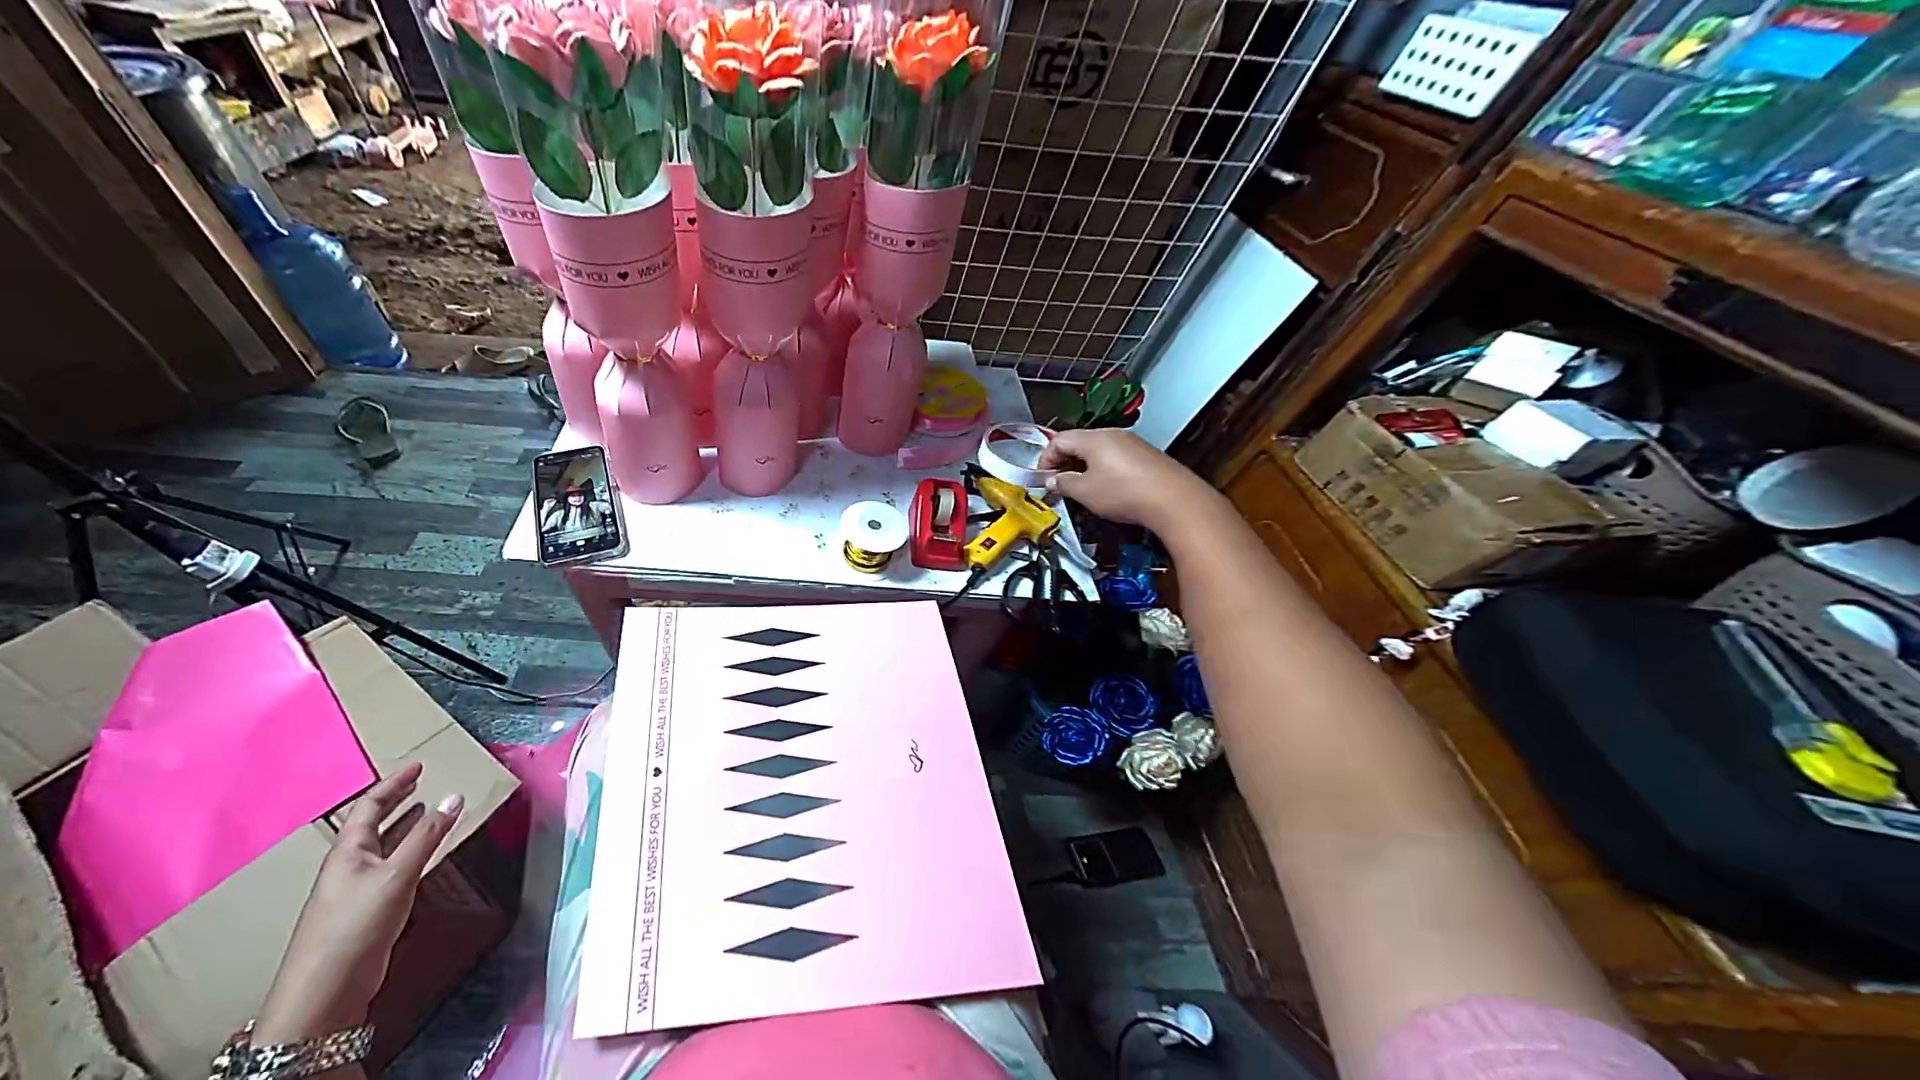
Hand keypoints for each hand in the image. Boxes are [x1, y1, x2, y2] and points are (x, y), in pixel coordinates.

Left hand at [254, 763, 462, 1045]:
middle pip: (373, 823)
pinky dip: (410, 849)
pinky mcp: (369, 906)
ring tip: (429, 809)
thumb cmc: (355, 924)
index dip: (394, 784)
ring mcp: (356, 886)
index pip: (370, 806)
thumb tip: (455, 797)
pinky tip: (424, 851)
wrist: (327, 986)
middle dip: (398, 801)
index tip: (417, 766)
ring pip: (384, 844)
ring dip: (406, 824)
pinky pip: (393, 864)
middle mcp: (349, 864)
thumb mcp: (396, 874)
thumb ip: (428, 836)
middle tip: (422, 782)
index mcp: (347, 851)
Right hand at [1040, 429, 1217, 531]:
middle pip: (1079, 444)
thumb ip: (1063, 484)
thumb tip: (1053, 481)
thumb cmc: (1128, 492)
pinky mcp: (1146, 458)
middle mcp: (1113, 435)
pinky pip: (1117, 460)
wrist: (1173, 500)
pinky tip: (1109, 492)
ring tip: (1084, 491)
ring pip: (1099, 452)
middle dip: (1066, 464)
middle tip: (1060, 485)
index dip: (1046, 459)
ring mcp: (1132, 445)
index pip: (1059, 440)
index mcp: (1093, 438)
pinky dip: (1106, 472)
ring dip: (1086, 469)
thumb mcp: (1084, 492)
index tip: (1043, 477)